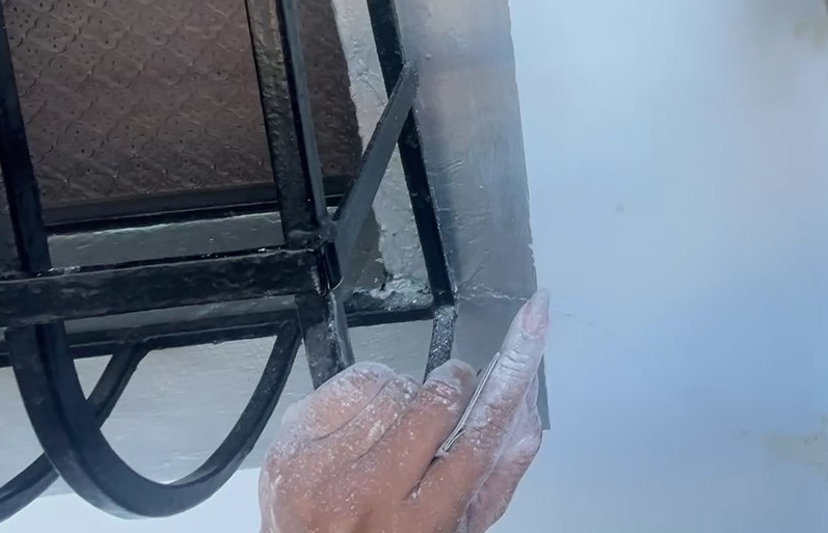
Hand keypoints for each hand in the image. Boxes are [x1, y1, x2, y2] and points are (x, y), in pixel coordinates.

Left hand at [259, 292, 548, 532]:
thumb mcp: (452, 532)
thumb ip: (496, 479)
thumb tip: (528, 417)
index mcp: (421, 525)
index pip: (483, 428)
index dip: (515, 365)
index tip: (534, 317)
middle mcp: (370, 499)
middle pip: (439, 398)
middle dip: (452, 386)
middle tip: (447, 398)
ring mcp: (324, 473)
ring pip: (397, 386)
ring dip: (405, 397)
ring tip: (391, 434)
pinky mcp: (292, 448)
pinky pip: (355, 381)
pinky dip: (368, 390)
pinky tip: (361, 426)